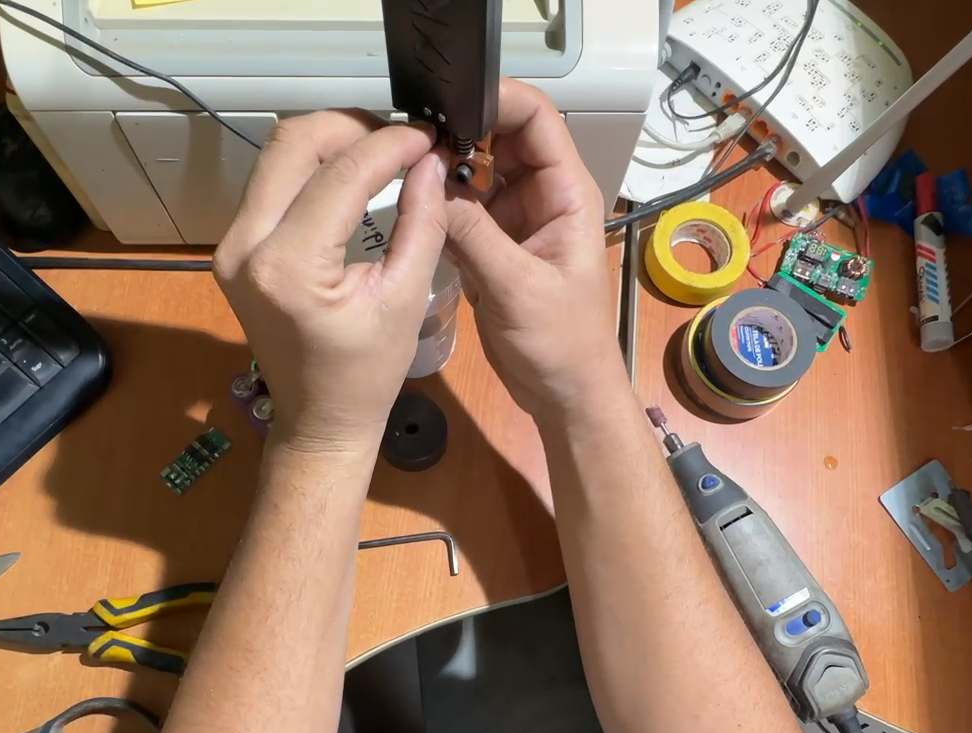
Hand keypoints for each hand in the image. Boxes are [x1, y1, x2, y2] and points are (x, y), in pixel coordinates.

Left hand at [215, 112, 448, 456]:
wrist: (319, 422)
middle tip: (399, 138)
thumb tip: (430, 163)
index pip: (340, 175)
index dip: (389, 146)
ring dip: (329, 144)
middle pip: (292, 144)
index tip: (426, 138)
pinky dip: (311, 170)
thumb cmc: (367, 377)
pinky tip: (348, 179)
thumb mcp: (404, 301)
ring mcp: (231, 248)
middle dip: (351, 128)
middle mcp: (245, 247)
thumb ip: (422, 224)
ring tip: (379, 155)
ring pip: (276, 158)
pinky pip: (270, 186)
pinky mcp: (233, 251)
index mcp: (289, 267)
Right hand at [444, 80, 618, 420]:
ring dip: (446, 173)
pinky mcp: (493, 251)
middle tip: (411, 139)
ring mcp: (514, 224)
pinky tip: (415, 208)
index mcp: (566, 193)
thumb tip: (428, 182)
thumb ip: (473, 234)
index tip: (446, 100)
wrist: (563, 394)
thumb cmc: (560, 343)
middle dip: (460, 133)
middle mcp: (540, 198)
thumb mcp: (518, 286)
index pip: (535, 119)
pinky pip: (463, 216)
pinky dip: (442, 211)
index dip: (495, 99)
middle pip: (500, 140)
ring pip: (476, 178)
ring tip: (405, 170)